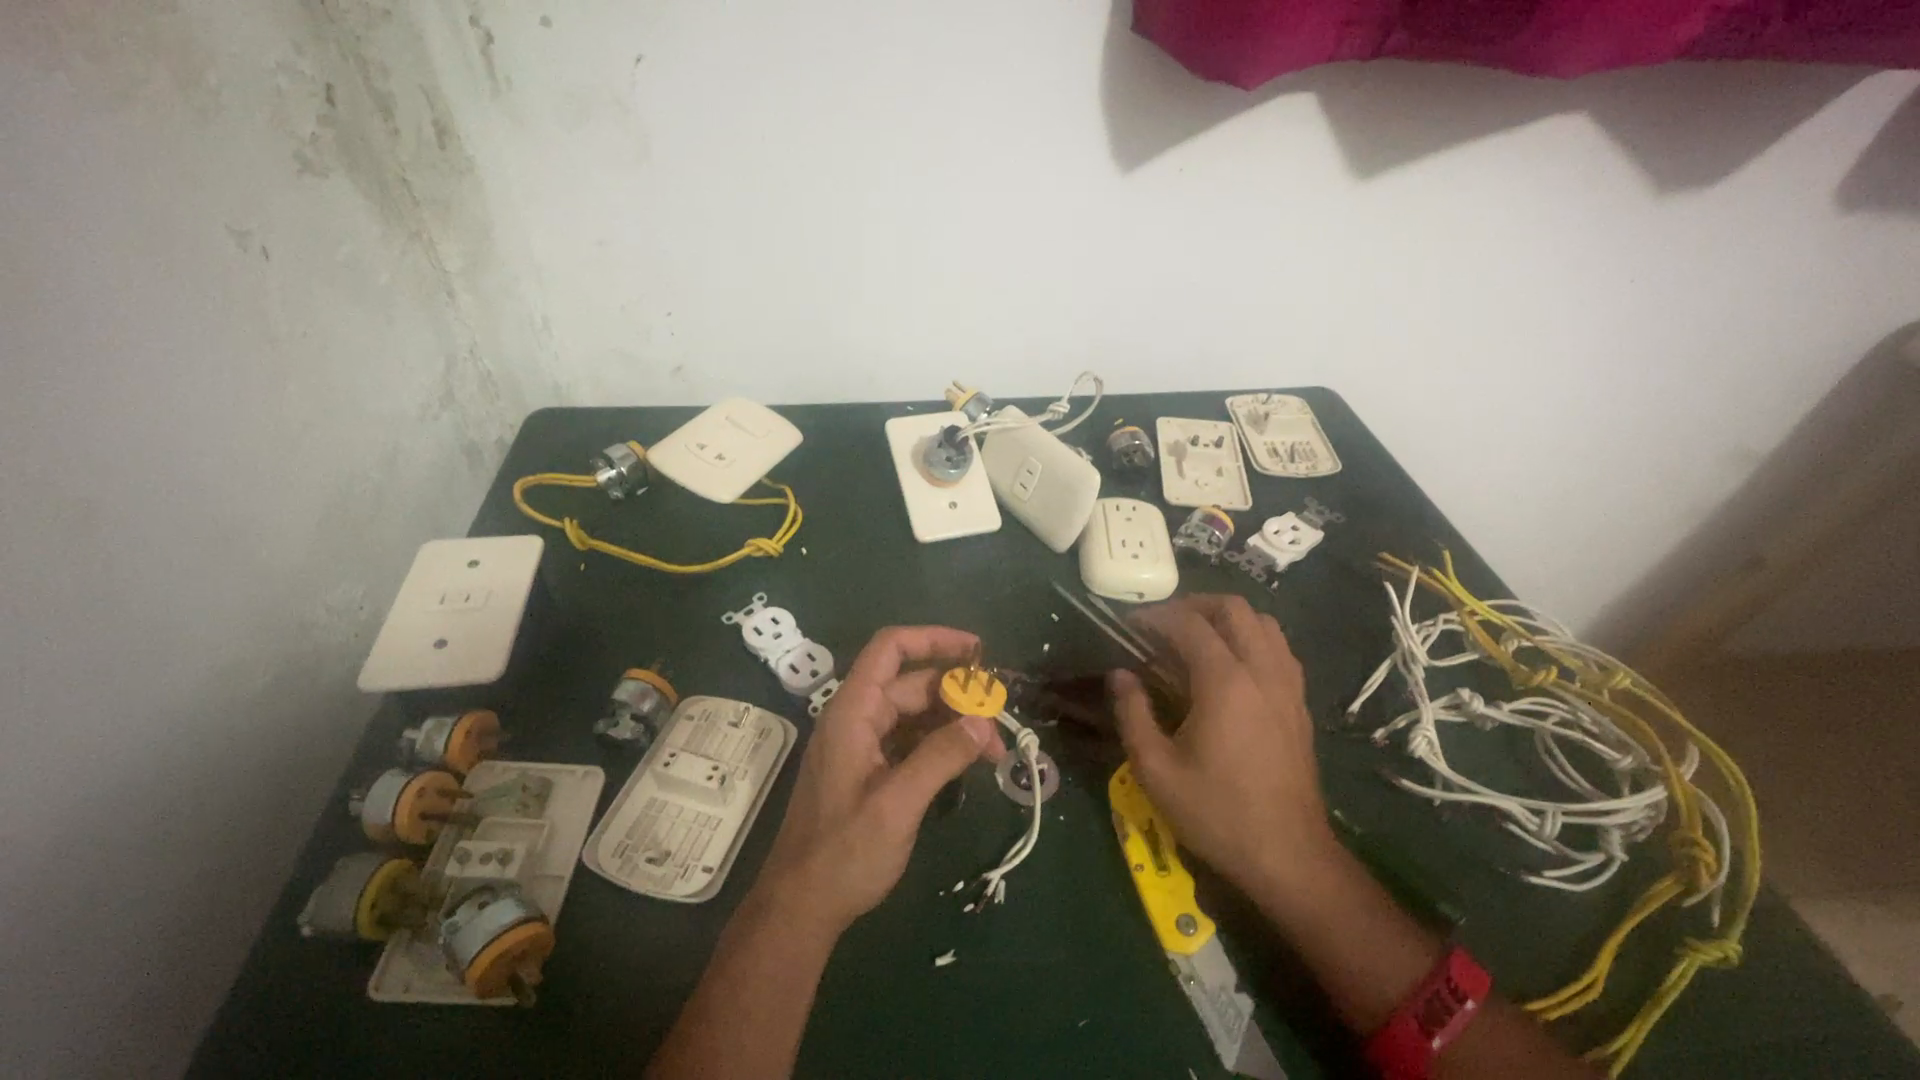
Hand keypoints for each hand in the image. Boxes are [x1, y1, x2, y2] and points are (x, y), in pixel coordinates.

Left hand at [750, 626, 1000, 936]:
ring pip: (912, 715)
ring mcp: (859, 746)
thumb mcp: (898, 803)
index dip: (934, 639)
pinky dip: (938, 745)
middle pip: (909, 684)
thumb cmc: (844, 852)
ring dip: (952, 723)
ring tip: (992, 748)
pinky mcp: (866, 772)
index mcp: (852, 713)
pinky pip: (907, 741)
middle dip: (957, 693)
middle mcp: (855, 720)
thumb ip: (941, 756)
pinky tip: (965, 763)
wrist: (800, 906)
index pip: (890, 649)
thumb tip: (984, 720)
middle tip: (1000, 719)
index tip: (979, 651)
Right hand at [1108, 594, 1334, 895]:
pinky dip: (1252, 640)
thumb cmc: (1215, 813)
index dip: (1155, 616)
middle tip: (1162, 624)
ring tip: (1195, 639)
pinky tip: (1230, 668)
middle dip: (1194, 604)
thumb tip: (1120, 675)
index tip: (1128, 625)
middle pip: (1234, 608)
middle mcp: (1262, 671)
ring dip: (1227, 619)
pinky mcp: (1300, 705)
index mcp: (1225, 682)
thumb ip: (1132, 713)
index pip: (1189, 623)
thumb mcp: (1154, 769)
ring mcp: (1288, 686)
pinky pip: (1279, 650)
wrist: (1287, 855)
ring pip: (1264, 623)